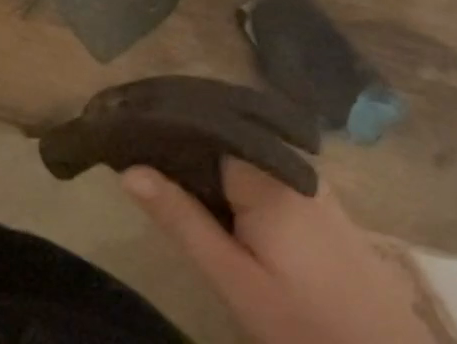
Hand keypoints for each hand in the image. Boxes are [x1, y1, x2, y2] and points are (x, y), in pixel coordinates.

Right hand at [124, 160, 442, 343]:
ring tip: (173, 186)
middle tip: (145, 171)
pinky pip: (269, 177)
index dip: (165, 137)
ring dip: (211, 170)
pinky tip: (222, 208)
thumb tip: (129, 169)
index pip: (202, 132)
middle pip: (224, 142)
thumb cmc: (305, 322)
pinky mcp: (327, 209)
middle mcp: (294, 169)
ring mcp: (316, 188)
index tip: (129, 143)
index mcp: (267, 178)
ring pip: (246, 161)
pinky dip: (239, 185)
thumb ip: (182, 220)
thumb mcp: (233, 279)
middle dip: (185, 152)